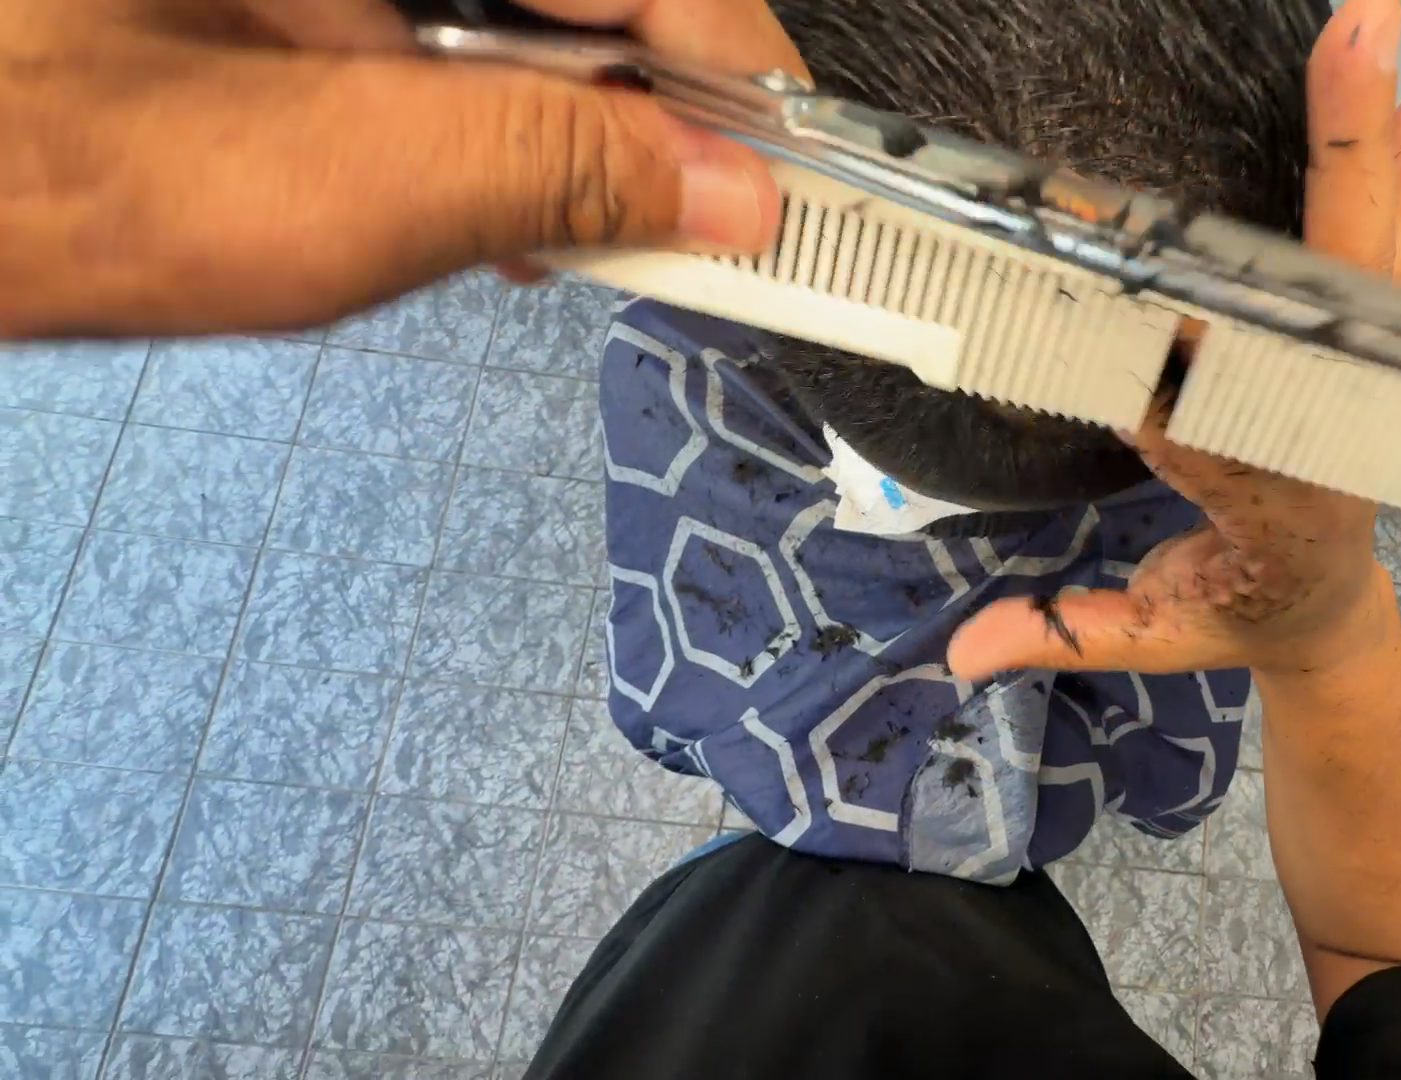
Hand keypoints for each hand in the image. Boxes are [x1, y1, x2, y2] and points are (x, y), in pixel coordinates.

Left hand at [0, 0, 803, 337]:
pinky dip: (507, 82)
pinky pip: (478, 4)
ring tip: (558, 214)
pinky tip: (481, 156)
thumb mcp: (336, 193)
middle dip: (656, 103)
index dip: (735, 79)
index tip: (780, 184)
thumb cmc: (31, 176)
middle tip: (677, 220)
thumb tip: (733, 198)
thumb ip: (555, 173)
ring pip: (552, 1)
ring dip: (584, 106)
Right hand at [947, 0, 1400, 679]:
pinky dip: (1400, 188)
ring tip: (1382, 34)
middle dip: (1325, 175)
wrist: (1325, 613)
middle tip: (1348, 44)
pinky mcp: (1363, 368)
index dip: (1177, 319)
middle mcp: (1327, 432)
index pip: (1214, 399)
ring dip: (1373, 149)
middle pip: (1320, 301)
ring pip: (1367, 269)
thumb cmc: (1233, 619)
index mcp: (1266, 501)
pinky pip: (1386, 275)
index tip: (1132, 225)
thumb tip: (959, 657)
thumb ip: (1060, 636)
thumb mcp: (1147, 638)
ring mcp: (1357, 393)